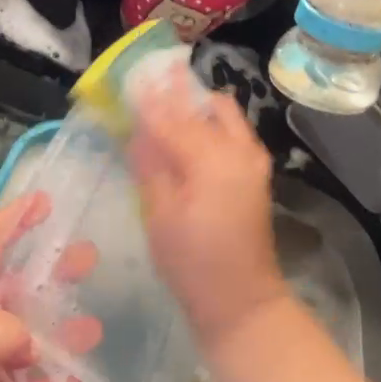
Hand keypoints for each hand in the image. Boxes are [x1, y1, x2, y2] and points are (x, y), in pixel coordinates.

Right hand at [128, 66, 289, 347]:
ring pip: (222, 115)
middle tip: (146, 89)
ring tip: (163, 110)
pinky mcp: (255, 173)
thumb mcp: (159, 214)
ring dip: (194, 106)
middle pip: (204, 105)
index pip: (171, 116)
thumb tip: (134, 127)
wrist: (241, 302)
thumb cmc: (192, 263)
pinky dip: (208, 124)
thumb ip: (149, 163)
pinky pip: (231, 132)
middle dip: (175, 94)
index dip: (146, 99)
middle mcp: (239, 150)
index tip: (125, 79)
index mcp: (212, 159)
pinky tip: (184, 135)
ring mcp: (253, 160)